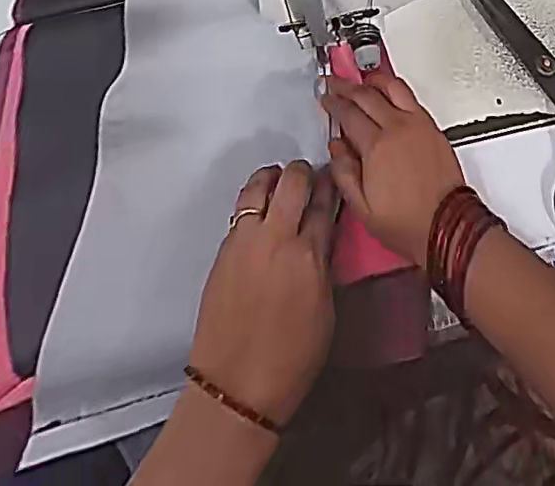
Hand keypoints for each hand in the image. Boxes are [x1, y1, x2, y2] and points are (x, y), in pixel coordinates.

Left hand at [188, 162, 336, 424]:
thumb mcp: (326, 309)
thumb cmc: (291, 357)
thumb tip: (322, 237)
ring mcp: (245, 241)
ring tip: (279, 179)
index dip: (328, 187)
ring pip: (258, 187)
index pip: (323, 204)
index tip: (331, 180)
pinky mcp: (224, 250)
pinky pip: (240, 210)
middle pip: (292, 182)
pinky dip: (253, 199)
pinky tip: (259, 207)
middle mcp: (276, 239)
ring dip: (273, 177)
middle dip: (303, 172)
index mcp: (309, 256)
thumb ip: (324, 264)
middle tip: (307, 175)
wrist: (237, 383)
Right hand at [322, 69, 465, 266]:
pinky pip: (411, 97)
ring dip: (373, 80)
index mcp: (376, 146)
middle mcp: (397, 128)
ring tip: (362, 80)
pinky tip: (389, 93)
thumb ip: (344, 173)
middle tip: (335, 84)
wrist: (447, 227)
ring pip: (392, 87)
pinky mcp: (433, 128)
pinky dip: (395, 88)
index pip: (348, 113)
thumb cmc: (409, 223)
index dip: (333, 103)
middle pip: (366, 95)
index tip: (326, 99)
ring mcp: (418, 125)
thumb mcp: (362, 208)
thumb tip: (336, 148)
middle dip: (346, 86)